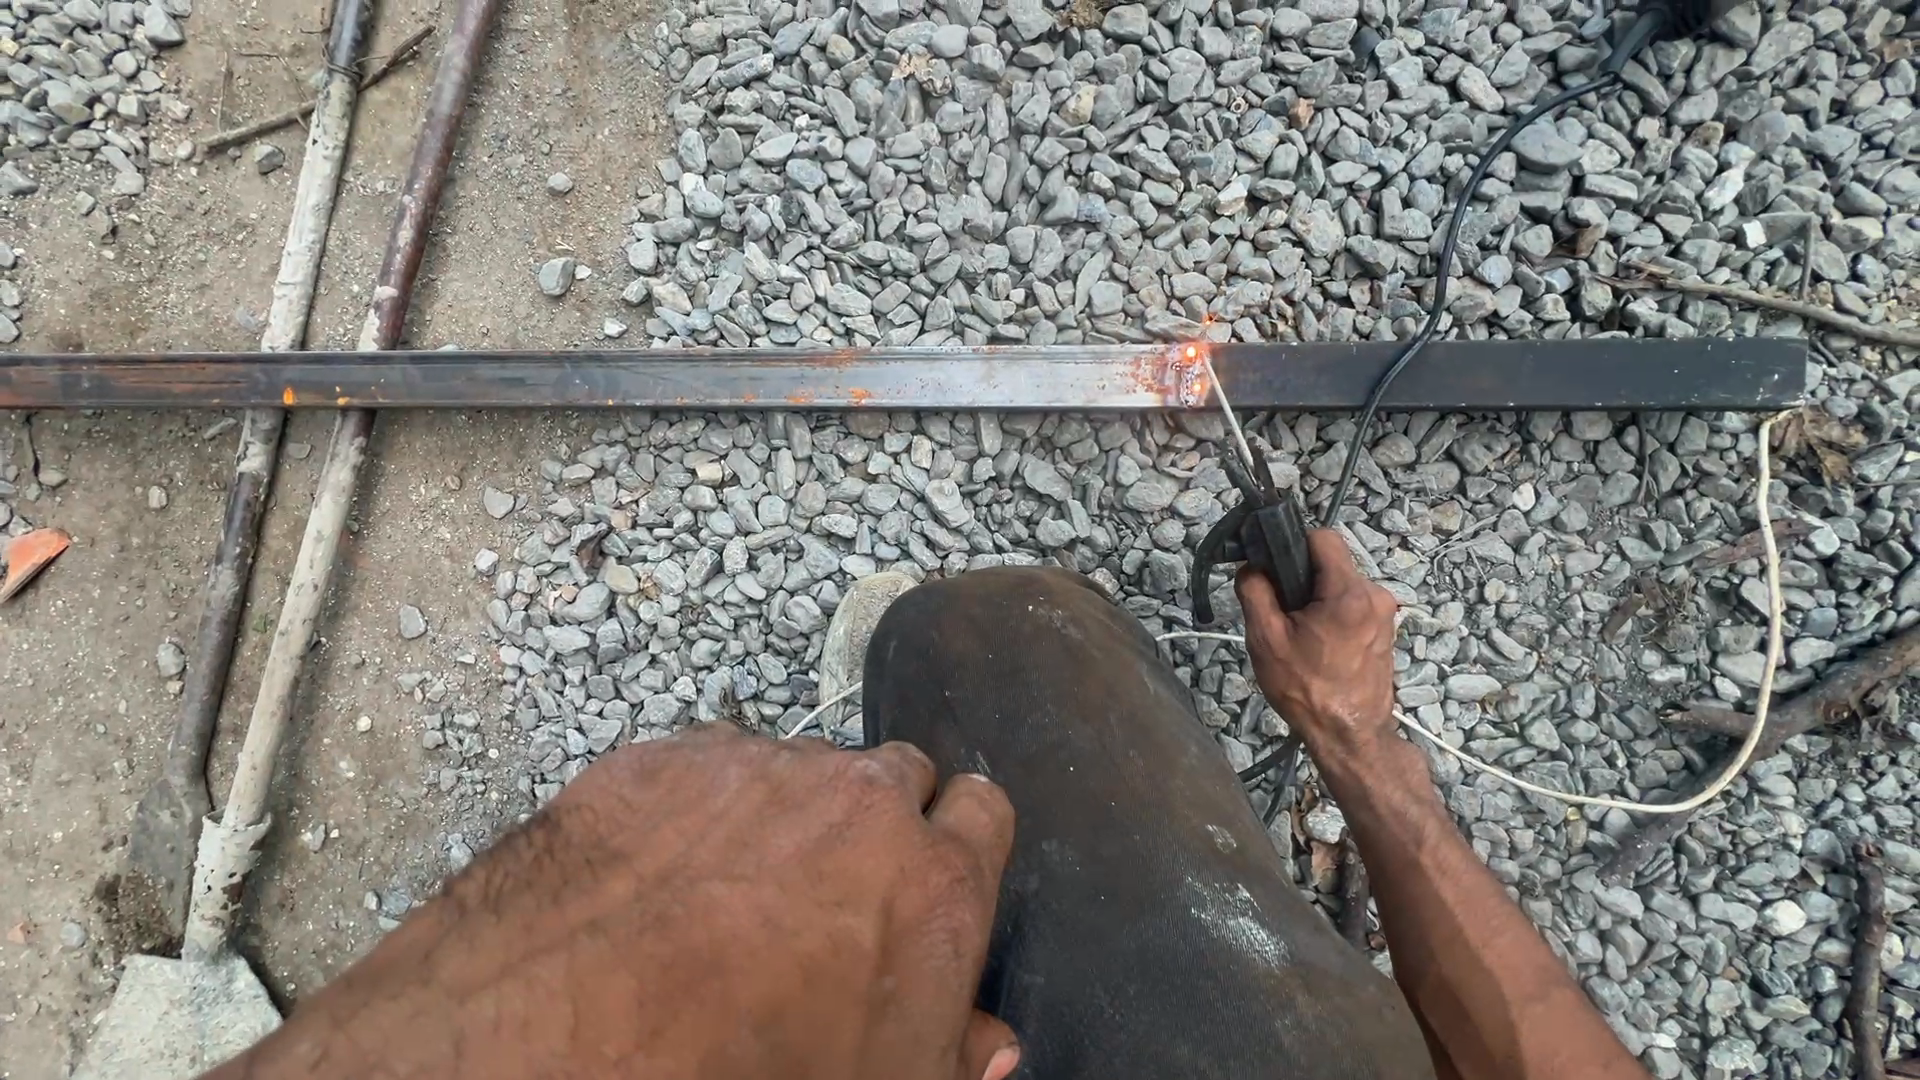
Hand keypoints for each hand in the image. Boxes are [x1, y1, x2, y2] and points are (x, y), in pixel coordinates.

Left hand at [212, 725, 1020, 1079]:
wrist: (546, 1061)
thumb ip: (953, 1058)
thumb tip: (994, 1038)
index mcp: (931, 878)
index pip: (984, 810)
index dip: (961, 840)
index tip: (931, 872)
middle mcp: (860, 798)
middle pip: (900, 774)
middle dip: (878, 820)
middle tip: (826, 889)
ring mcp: (761, 765)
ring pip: (803, 768)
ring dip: (787, 812)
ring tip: (723, 887)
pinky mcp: (670, 753)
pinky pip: (711, 764)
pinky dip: (701, 803)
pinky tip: (653, 870)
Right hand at [1237, 529, 1399, 761]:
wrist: (1348, 736)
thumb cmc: (1305, 688)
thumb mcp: (1265, 638)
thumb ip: (1254, 591)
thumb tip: (1252, 567)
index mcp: (1349, 593)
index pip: (1322, 537)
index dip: (1291, 545)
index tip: (1272, 570)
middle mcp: (1376, 596)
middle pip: (1329, 563)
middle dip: (1300, 580)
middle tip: (1279, 614)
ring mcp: (1385, 614)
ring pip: (1338, 586)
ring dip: (1314, 600)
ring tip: (1296, 635)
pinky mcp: (1384, 630)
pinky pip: (1350, 605)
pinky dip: (1330, 615)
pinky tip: (1315, 644)